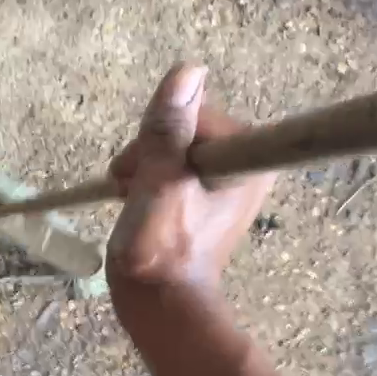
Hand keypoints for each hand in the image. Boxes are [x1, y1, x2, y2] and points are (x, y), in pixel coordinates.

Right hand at [106, 64, 274, 300]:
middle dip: (149, 154)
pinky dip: (152, 181)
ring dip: (145, 169)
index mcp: (249, 160)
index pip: (197, 116)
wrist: (160, 305)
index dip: (161, 138)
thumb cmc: (159, 253)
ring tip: (132, 201)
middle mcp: (249, 164)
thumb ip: (167, 132)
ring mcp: (231, 182)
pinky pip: (178, 168)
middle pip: (187, 130)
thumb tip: (187, 70)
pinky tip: (141, 203)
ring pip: (177, 150)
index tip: (139, 170)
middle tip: (127, 189)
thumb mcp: (157, 188)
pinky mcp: (211, 197)